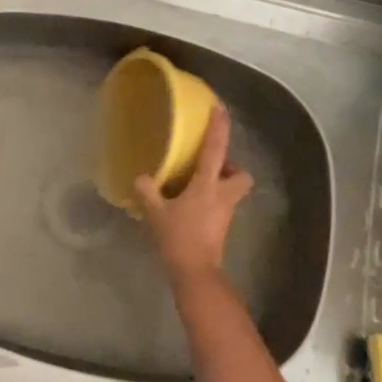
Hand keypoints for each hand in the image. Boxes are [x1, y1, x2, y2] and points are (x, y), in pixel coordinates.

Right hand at [135, 105, 253, 285]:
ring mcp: (225, 213)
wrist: (195, 272)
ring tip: (195, 186)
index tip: (220, 109)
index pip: (215, 150)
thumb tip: (140, 177)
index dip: (219, 128)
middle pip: (241, 174)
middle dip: (231, 168)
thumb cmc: (178, 238)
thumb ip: (147, 192)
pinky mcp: (222, 227)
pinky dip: (211, 201)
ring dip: (221, 184)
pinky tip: (190, 206)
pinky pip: (221, 205)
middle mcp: (223, 196)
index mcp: (207, 186)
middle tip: (210, 167)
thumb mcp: (155, 213)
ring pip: (233, 190)